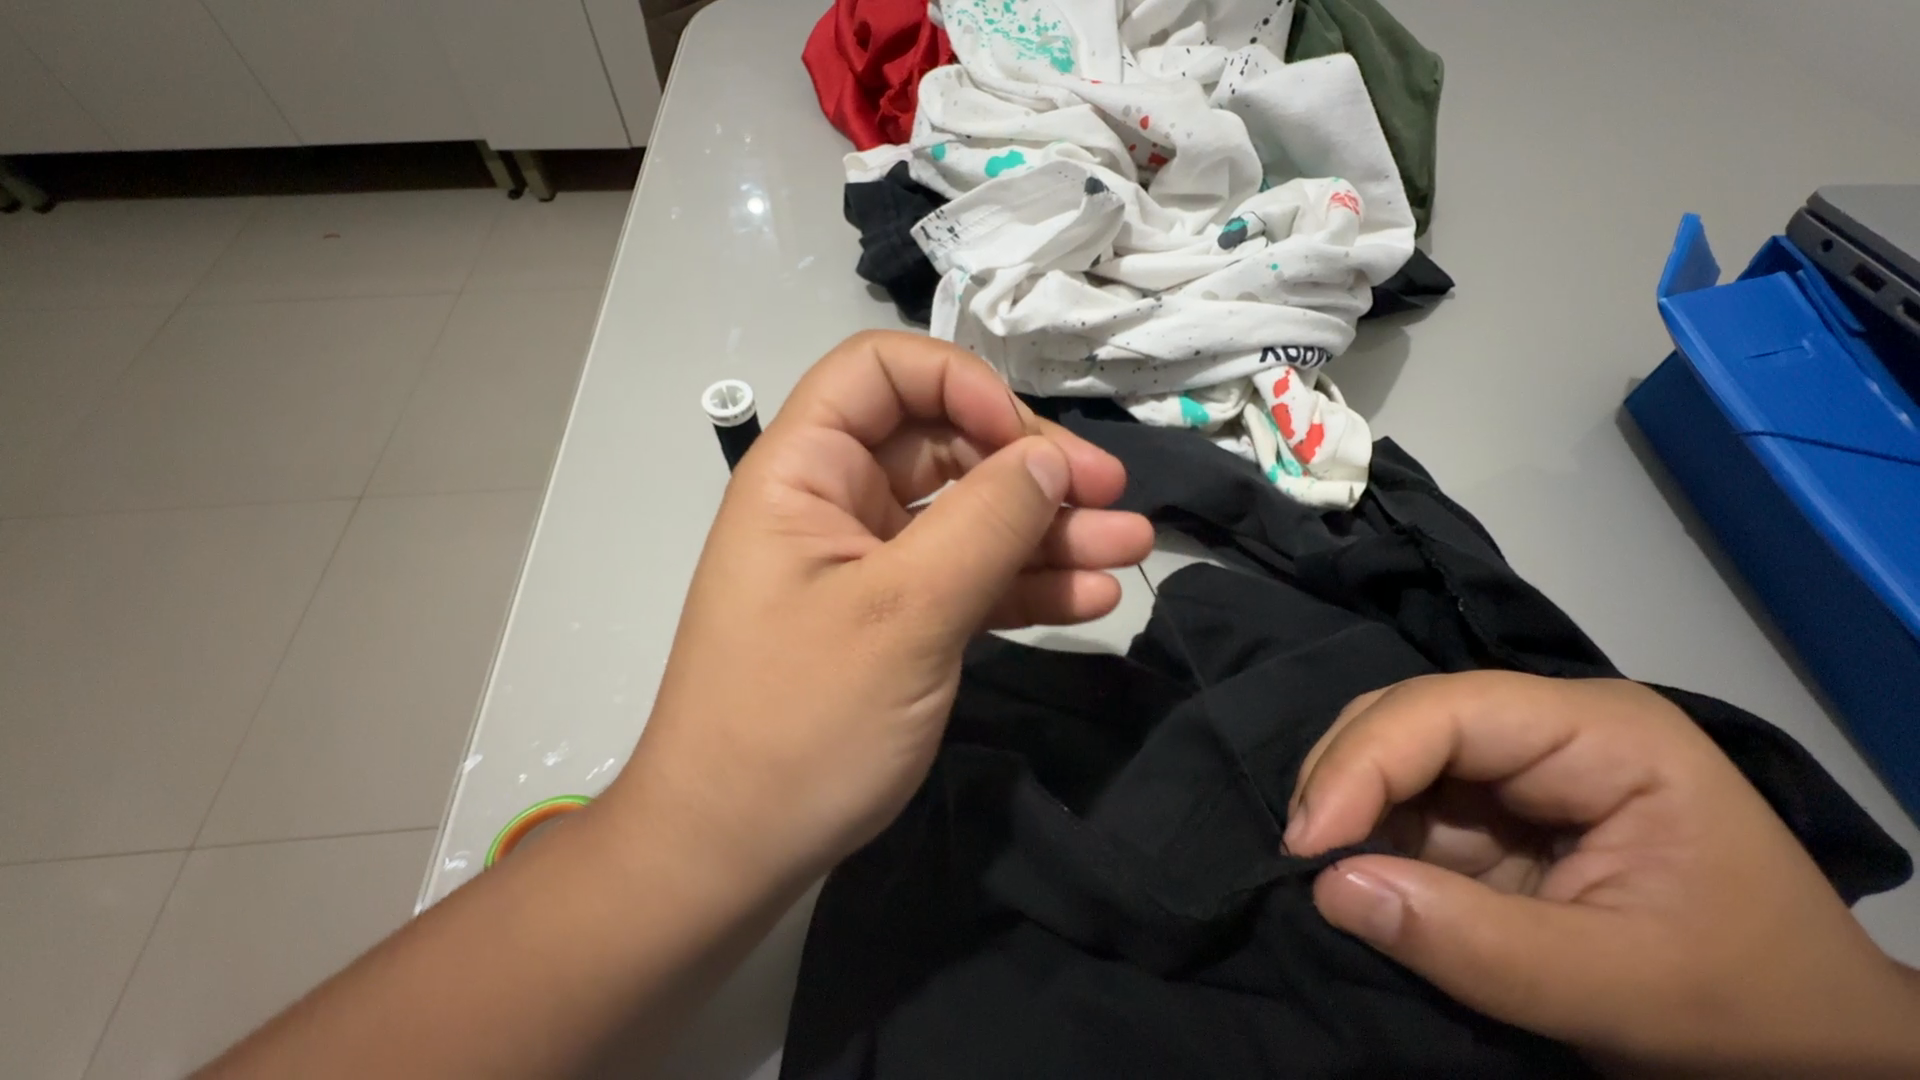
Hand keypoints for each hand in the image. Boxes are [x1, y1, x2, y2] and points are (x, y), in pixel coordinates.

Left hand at [613, 331, 1152, 890]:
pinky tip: (1090, 595)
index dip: (960, 385)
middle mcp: (836, 503)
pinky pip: (967, 580)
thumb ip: (985, 525)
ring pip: (968, 517)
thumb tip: (1050, 458)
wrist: (734, 849)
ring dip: (1047, 529)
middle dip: (1030, 466)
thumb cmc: (802, 721)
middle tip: (1113, 496)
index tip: (1025, 444)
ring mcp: (870, 565)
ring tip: (1131, 546)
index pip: (881, 373)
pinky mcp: (897, 620)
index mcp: (805, 472)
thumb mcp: (904, 614)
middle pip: (943, 444)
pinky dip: (1025, 584)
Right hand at [1286, 672, 1919, 1076]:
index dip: (1363, 763)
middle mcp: (1546, 728)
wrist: (1813, 1050)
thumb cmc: (1751, 1012)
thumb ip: (1478, 944)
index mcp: (1600, 733)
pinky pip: (1405, 806)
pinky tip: (1350, 871)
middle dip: (1343, 780)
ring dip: (1345, 809)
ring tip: (1317, 868)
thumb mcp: (1625, 989)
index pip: (1446, 711)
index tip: (1308, 844)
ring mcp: (1517, 766)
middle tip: (1301, 857)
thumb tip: (1331, 887)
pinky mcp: (1493, 810)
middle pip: (1405, 718)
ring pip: (1391, 757)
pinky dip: (1364, 838)